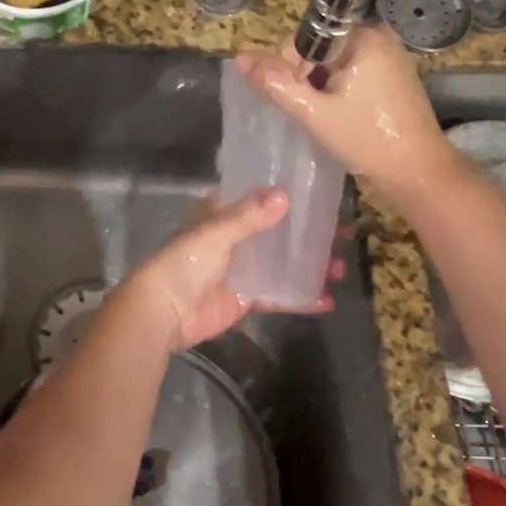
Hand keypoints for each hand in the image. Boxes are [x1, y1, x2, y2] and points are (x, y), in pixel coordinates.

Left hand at [120, 189, 346, 349]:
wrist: (163, 311)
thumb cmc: (185, 262)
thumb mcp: (216, 233)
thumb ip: (249, 216)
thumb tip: (284, 195)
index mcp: (221, 215)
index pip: (258, 199)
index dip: (287, 197)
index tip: (320, 196)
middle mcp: (233, 238)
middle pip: (276, 232)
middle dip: (307, 235)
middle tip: (341, 235)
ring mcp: (240, 269)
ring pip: (281, 263)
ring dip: (309, 265)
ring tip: (340, 268)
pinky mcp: (244, 298)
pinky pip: (277, 295)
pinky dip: (300, 297)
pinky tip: (326, 300)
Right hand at [234, 26, 449, 182]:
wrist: (418, 171)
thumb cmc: (366, 139)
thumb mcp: (313, 112)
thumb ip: (275, 82)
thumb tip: (240, 57)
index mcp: (361, 36)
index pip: (302, 39)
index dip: (288, 69)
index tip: (298, 101)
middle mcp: (377, 35)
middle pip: (317, 48)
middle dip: (305, 77)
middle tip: (311, 112)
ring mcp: (388, 54)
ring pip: (331, 61)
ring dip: (319, 86)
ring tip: (325, 115)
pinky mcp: (392, 73)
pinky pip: (350, 70)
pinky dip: (337, 89)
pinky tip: (340, 114)